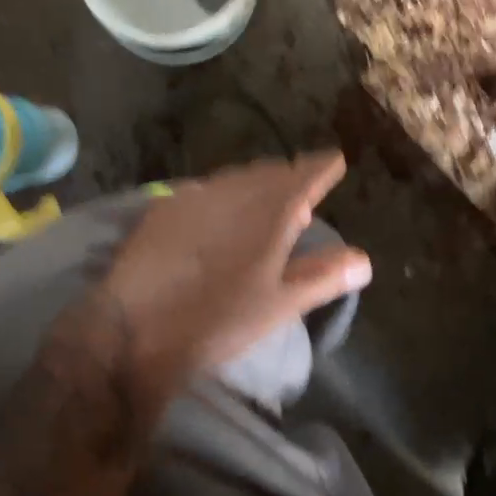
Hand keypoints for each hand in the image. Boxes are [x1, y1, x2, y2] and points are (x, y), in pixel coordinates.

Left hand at [64, 153, 371, 388]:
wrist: (131, 332)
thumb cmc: (217, 320)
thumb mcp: (280, 305)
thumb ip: (324, 276)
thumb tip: (364, 259)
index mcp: (273, 208)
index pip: (308, 171)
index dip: (325, 167)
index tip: (336, 163)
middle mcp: (238, 189)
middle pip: (274, 172)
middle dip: (291, 178)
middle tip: (302, 195)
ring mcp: (198, 194)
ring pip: (239, 179)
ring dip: (257, 187)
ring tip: (264, 207)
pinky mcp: (165, 206)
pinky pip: (207, 191)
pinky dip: (223, 198)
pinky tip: (218, 220)